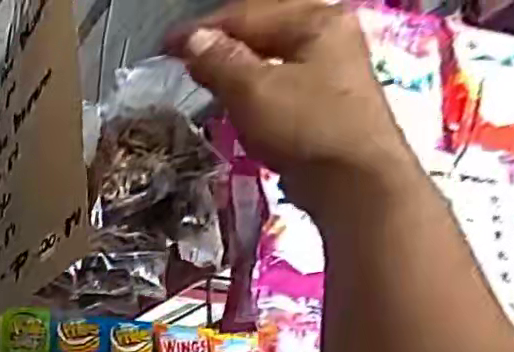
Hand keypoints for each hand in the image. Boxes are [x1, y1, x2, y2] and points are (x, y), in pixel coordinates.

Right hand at [167, 0, 417, 215]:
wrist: (349, 172)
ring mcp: (328, 60)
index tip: (164, 46)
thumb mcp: (253, 92)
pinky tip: (233, 90)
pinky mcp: (321, 91)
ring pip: (270, 47)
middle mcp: (326, 31)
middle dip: (219, 37)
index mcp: (314, 20)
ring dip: (233, 56)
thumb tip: (191, 39)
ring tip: (200, 71)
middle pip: (263, 24)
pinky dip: (248, 75)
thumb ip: (221, 62)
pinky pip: (276, 70)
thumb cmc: (303, 127)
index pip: (247, 13)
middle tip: (180, 56)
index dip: (201, 29)